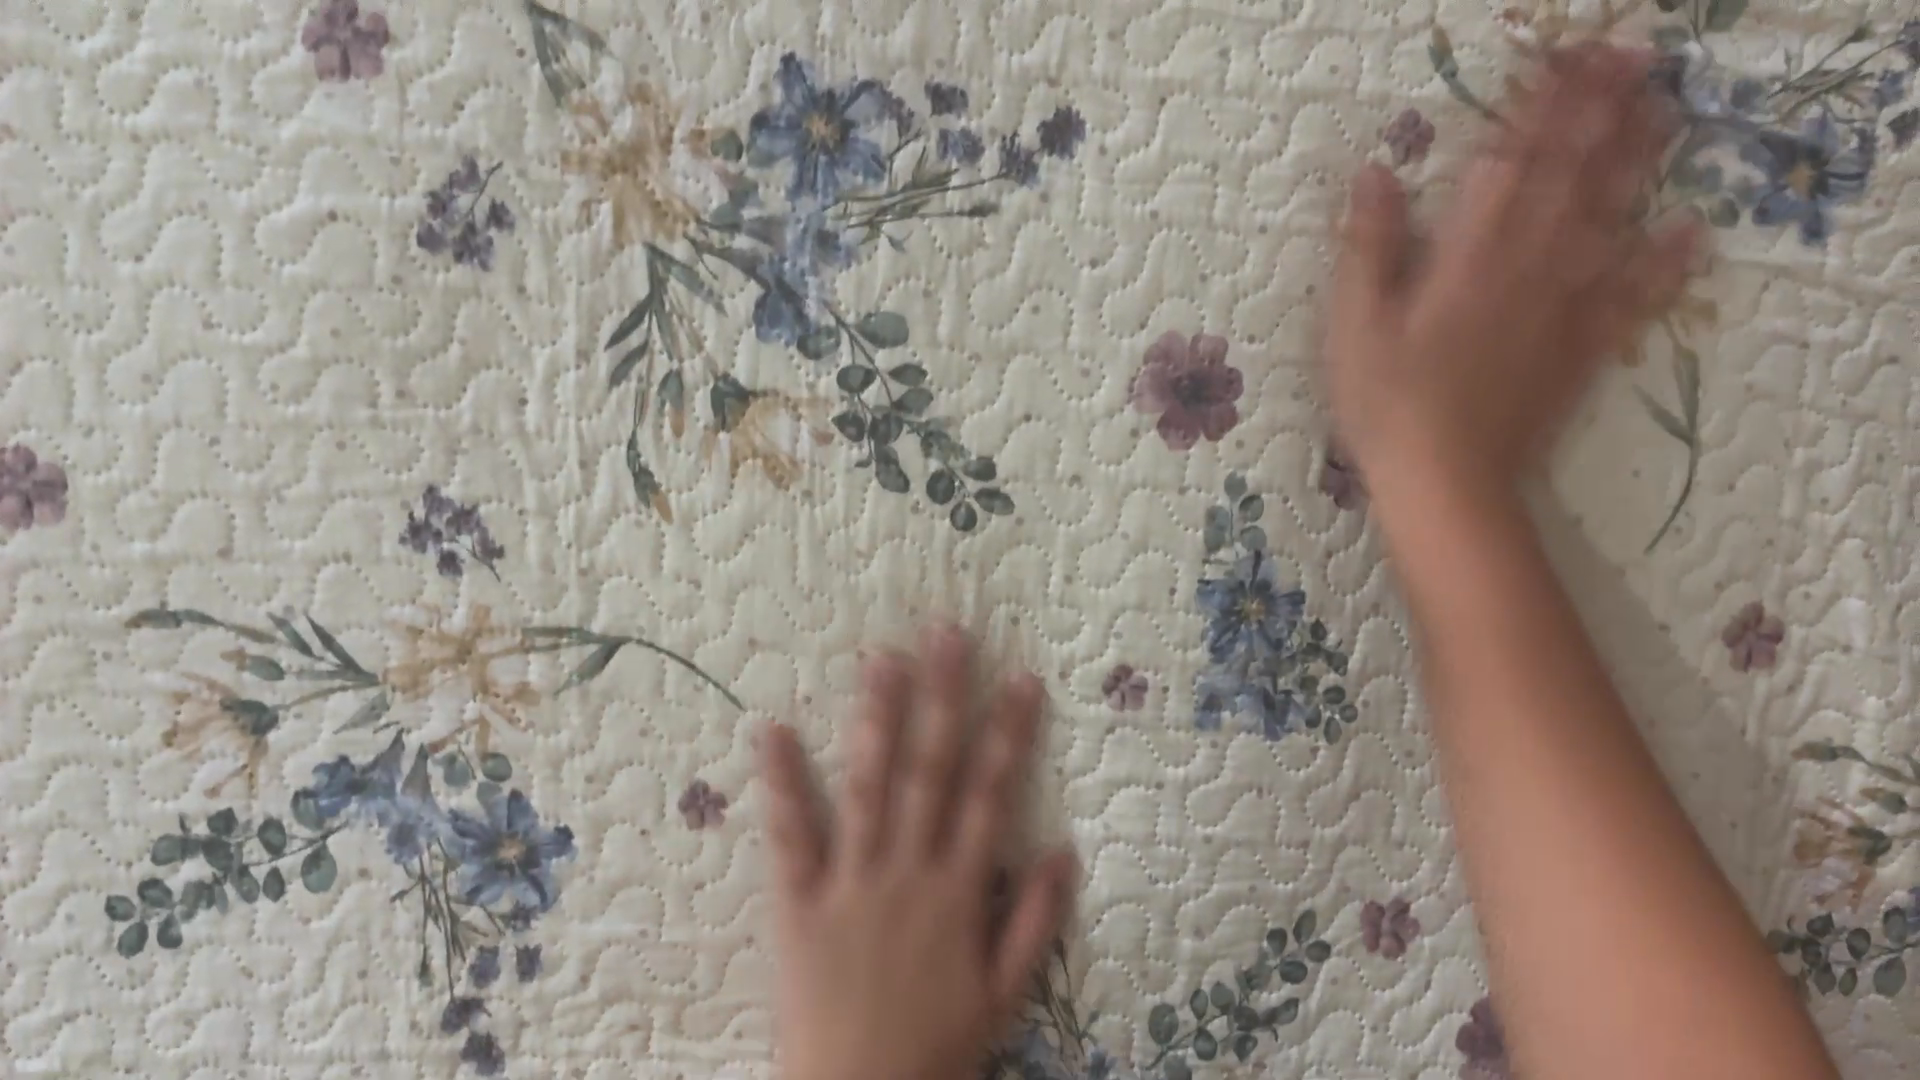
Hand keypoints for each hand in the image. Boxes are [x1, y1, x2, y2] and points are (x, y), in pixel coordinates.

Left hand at [757, 625, 1078, 1079]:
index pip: (992, 794)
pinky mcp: (798, 903)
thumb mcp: (1005, 996)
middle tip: (947, 634)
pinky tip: (770, 729)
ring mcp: (852, 881)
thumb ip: (1036, 921)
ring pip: (869, 786)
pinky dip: (780, 782)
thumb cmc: (936, 1048)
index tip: (1022, 679)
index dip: (1009, 734)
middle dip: (943, 698)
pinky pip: (790, 836)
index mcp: (960, 890)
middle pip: (931, 770)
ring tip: (881, 659)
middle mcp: (909, 870)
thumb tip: (1064, 848)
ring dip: (877, 719)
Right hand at [1324, 44, 1699, 496]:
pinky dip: (1668, 263)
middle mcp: (1527, 267)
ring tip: (1665, 112)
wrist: (1444, 478)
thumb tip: (1374, 174)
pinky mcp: (1582, 348)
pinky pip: (1636, 296)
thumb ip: (1368, 247)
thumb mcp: (1352, 325)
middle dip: (1601, 112)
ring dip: (1640, 161)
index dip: (1536, 106)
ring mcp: (1564, 308)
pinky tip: (1690, 231)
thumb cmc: (1385, 402)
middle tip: (1631, 59)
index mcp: (1467, 258)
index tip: (1559, 58)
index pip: (1510, 162)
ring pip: (1612, 220)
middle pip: (1573, 176)